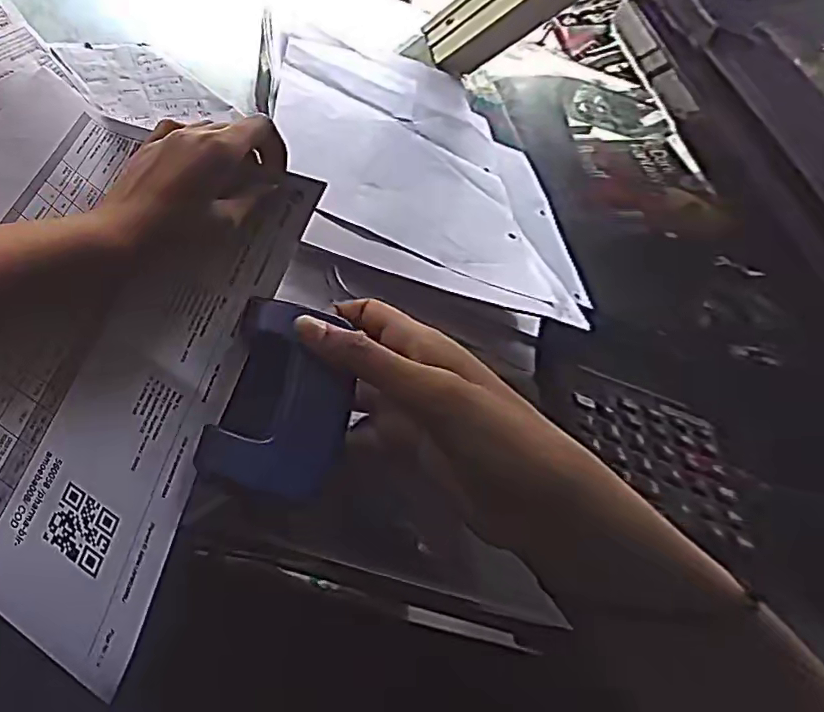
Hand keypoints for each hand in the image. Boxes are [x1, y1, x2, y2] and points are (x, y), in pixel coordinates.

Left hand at [95, 116, 286, 249]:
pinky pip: (178, 136)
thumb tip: (266, 187)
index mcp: (218, 148)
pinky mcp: (147, 148)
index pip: (260, 128)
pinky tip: (189, 172)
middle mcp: (192, 133)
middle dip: (249, 154)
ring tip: (219, 184)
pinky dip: (192, 148)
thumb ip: (252, 199)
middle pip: (234, 128)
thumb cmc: (170, 233)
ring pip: (206, 131)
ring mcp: (166, 138)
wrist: (118, 234)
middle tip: (251, 186)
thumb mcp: (222, 222)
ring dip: (221, 151)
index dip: (274, 149)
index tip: (273, 175)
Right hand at [298, 299, 745, 612]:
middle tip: (275, 368)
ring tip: (284, 402)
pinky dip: (340, 433)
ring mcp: (408, 410)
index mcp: (418, 345)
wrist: (547, 510)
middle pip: (354, 352)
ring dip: (325, 395)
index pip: (365, 314)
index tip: (287, 330)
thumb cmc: (498, 435)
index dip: (330, 316)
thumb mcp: (428, 389)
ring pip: (354, 392)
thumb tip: (307, 326)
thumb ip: (365, 357)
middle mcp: (410, 372)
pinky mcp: (408, 446)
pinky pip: (363, 431)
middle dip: (319, 356)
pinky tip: (315, 440)